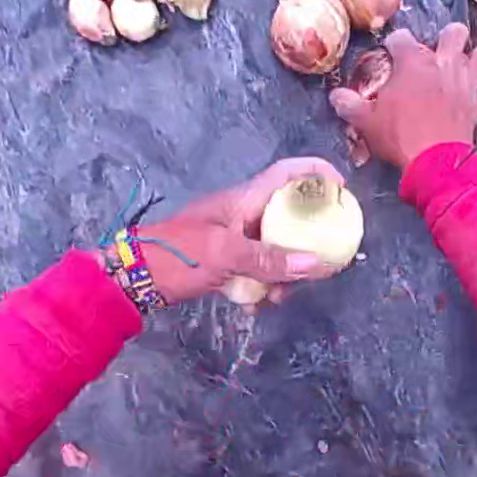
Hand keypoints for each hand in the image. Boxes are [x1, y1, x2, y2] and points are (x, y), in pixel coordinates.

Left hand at [132, 158, 347, 303]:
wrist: (135, 278)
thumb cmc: (177, 256)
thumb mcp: (225, 256)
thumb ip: (269, 260)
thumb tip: (315, 264)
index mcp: (244, 199)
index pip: (287, 172)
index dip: (316, 173)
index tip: (342, 190)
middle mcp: (244, 213)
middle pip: (289, 216)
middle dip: (304, 242)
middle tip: (317, 266)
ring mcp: (236, 236)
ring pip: (275, 247)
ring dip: (282, 273)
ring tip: (277, 297)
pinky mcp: (227, 258)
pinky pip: (257, 267)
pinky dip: (261, 285)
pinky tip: (253, 303)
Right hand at [328, 23, 476, 170]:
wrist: (434, 162)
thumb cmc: (398, 136)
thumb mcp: (367, 122)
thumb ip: (352, 106)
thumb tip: (336, 97)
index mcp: (412, 64)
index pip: (402, 38)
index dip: (395, 42)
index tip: (391, 49)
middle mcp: (442, 66)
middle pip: (454, 33)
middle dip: (448, 37)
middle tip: (439, 49)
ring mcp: (464, 85)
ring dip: (476, 58)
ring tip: (467, 65)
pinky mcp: (476, 107)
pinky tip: (470, 106)